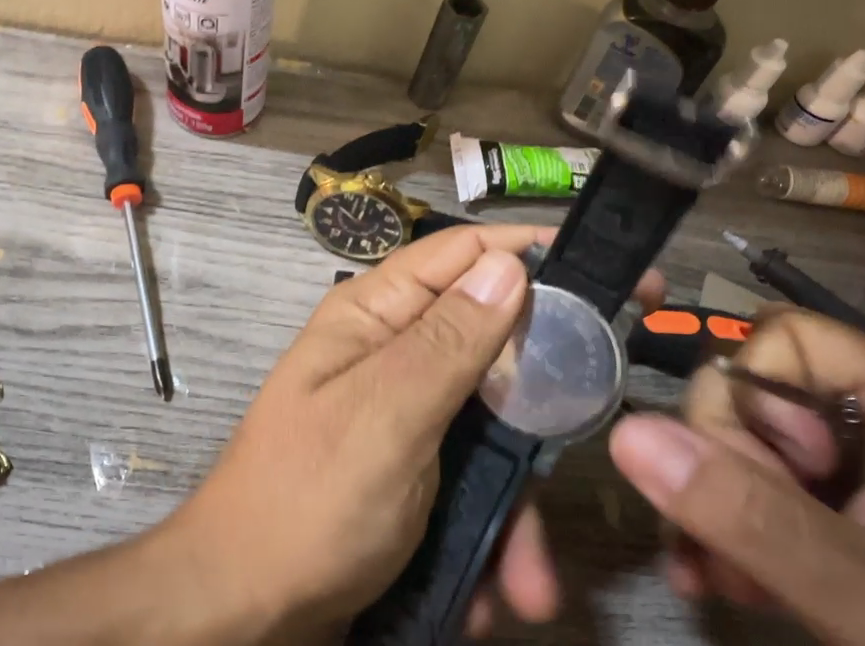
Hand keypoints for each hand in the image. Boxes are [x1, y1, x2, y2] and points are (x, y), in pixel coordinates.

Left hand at [162, 224, 660, 640]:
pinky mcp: (413, 468)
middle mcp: (391, 353)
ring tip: (530, 583)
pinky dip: (491, 532)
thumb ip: (448, 342)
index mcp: (374, 316)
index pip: (463, 255)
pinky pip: (473, 479)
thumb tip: (508, 262)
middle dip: (546, 400)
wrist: (243, 610)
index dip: (537, 255)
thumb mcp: (384, 417)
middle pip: (492, 343)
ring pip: (494, 425)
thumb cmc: (308, 503)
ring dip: (519, 503)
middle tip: (605, 424)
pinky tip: (490, 592)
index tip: (621, 275)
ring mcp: (404, 414)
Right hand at [608, 309, 864, 645]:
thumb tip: (625, 434)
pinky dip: (714, 534)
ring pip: (734, 449)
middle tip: (730, 546)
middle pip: (748, 394)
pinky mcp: (829, 531)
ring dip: (702, 508)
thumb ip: (756, 519)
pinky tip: (712, 581)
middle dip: (719, 467)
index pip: (788, 339)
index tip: (770, 474)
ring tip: (712, 577)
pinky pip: (744, 499)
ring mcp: (849, 485)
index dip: (754, 393)